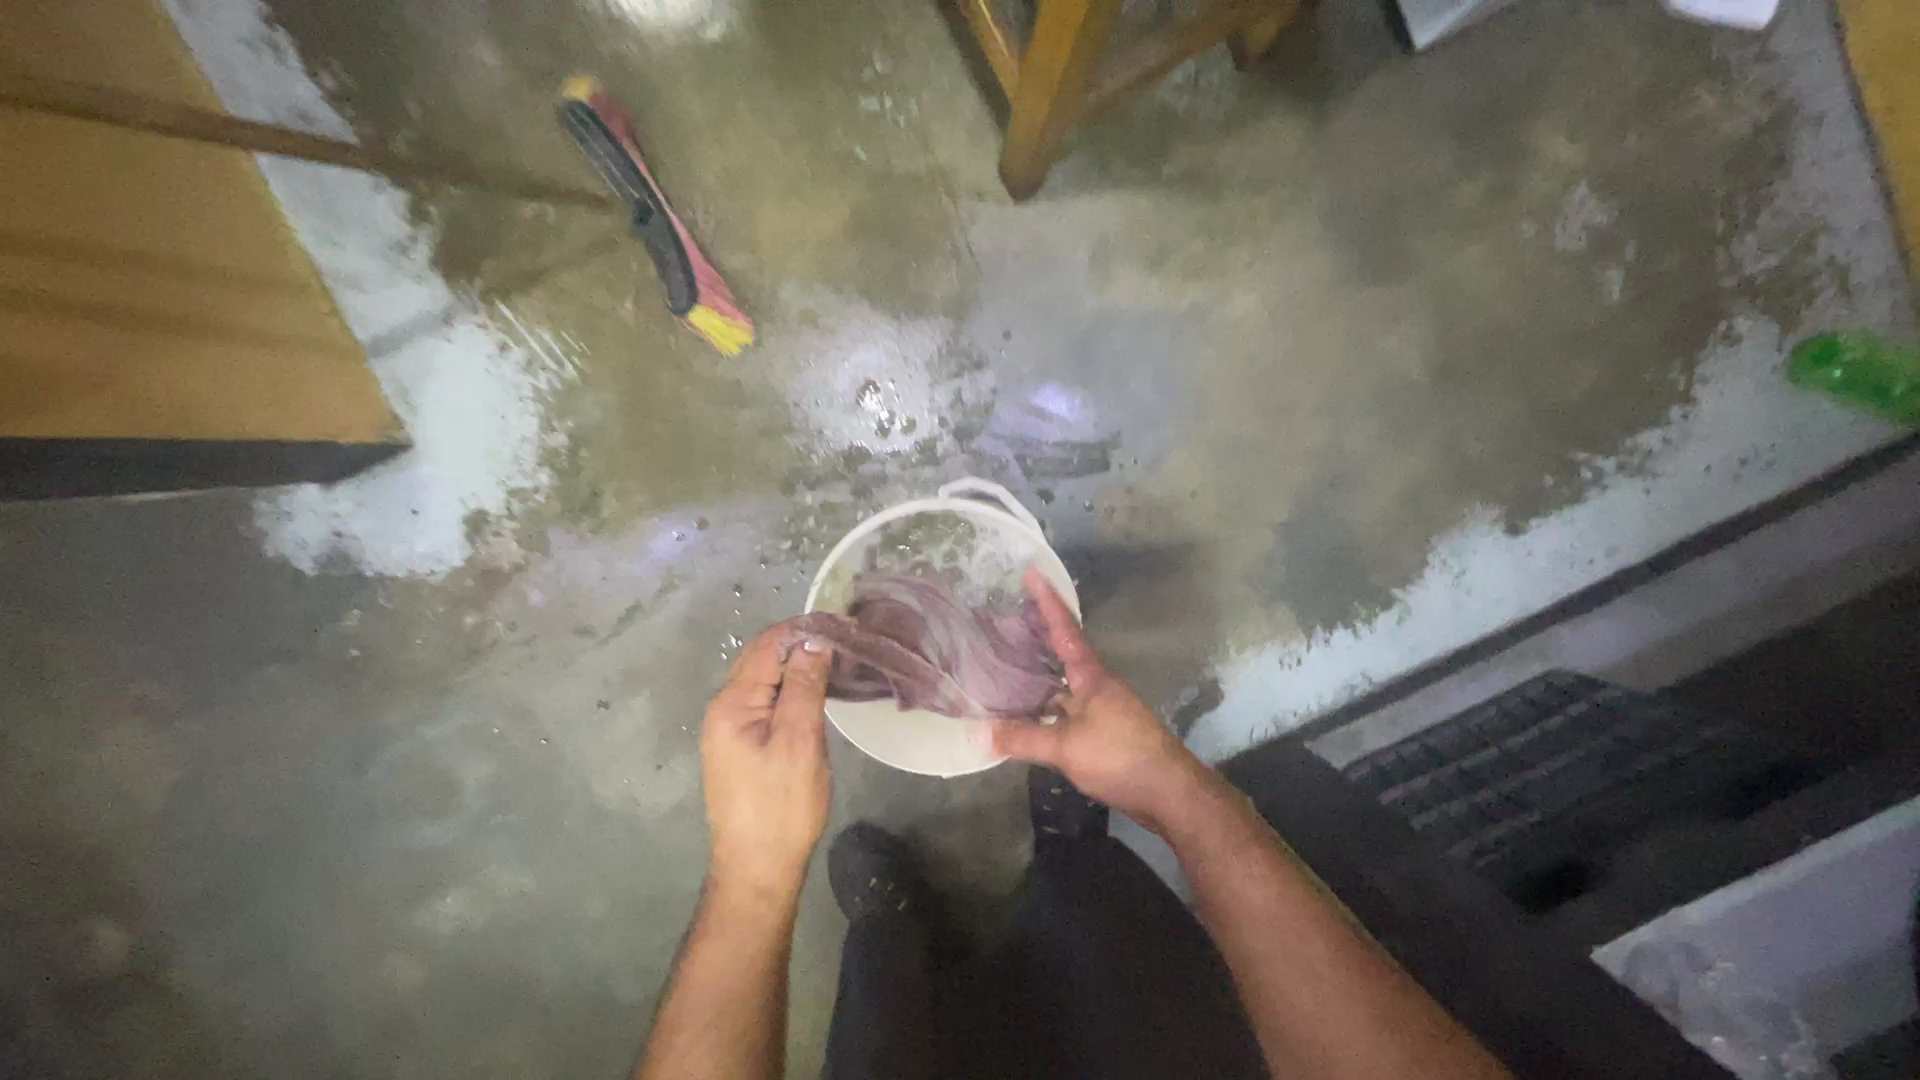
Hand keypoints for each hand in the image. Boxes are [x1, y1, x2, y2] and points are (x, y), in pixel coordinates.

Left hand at [701, 624, 834, 900]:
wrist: (757, 870)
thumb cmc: (781, 807)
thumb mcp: (799, 741)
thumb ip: (803, 686)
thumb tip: (813, 640)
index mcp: (732, 704)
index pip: (767, 645)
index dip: (804, 628)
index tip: (845, 622)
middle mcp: (723, 709)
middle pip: (762, 659)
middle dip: (801, 642)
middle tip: (848, 638)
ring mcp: (729, 730)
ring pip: (764, 680)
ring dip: (797, 665)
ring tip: (839, 659)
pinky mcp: (740, 747)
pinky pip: (765, 701)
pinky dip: (791, 688)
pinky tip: (816, 691)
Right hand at [987, 566, 1212, 832]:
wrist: (1170, 791)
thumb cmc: (1120, 756)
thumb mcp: (1066, 747)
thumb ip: (1022, 738)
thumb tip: (975, 733)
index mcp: (1091, 677)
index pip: (1064, 629)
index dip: (1047, 601)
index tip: (1033, 572)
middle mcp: (1097, 686)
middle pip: (1063, 652)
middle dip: (1038, 633)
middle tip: (1008, 617)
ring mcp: (1103, 709)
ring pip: (1064, 684)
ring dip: (1039, 675)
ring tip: (1007, 666)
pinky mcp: (1104, 732)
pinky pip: (1067, 709)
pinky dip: (1046, 707)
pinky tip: (1028, 717)